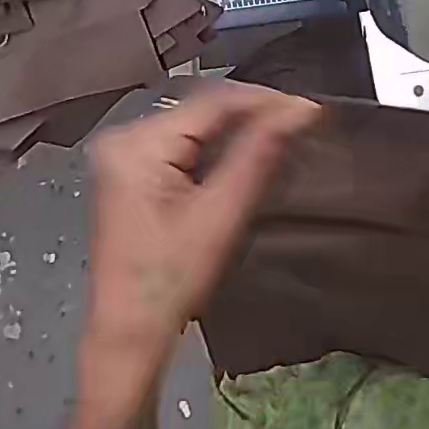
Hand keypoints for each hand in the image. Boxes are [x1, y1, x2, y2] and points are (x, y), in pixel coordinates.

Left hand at [80, 84, 319, 406]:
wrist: (131, 328)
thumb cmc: (168, 281)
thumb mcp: (221, 214)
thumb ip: (258, 155)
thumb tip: (295, 113)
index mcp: (136, 145)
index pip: (212, 102)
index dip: (264, 101)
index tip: (305, 108)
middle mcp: (123, 140)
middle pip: (202, 108)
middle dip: (252, 113)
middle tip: (298, 120)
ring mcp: (124, 154)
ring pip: (195, 123)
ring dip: (237, 128)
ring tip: (280, 133)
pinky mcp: (132, 169)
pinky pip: (183, 141)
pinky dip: (217, 144)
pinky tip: (245, 151)